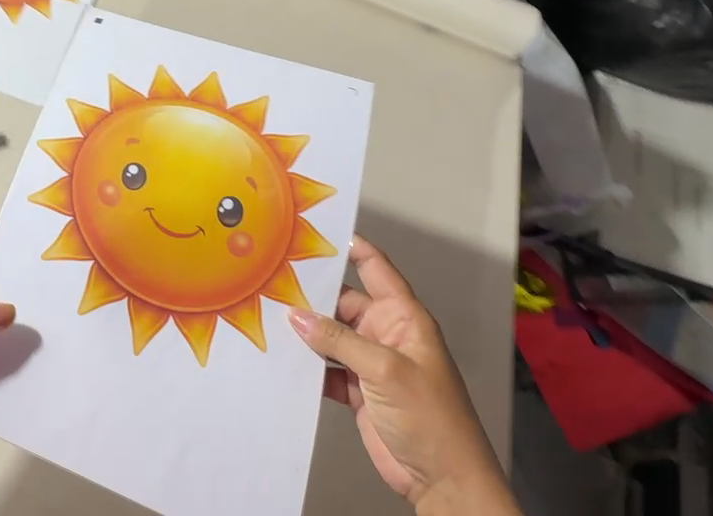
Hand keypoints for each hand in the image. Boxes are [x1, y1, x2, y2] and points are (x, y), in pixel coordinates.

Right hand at [288, 237, 514, 514]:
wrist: (443, 482)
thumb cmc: (432, 419)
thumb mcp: (385, 370)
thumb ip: (339, 340)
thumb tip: (297, 316)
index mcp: (404, 318)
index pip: (377, 270)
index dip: (353, 248)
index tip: (320, 231)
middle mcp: (386, 334)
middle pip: (343, 303)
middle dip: (312, 296)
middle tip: (273, 282)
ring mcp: (370, 363)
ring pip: (330, 336)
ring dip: (306, 333)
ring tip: (268, 318)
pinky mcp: (357, 390)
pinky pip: (326, 367)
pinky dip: (307, 364)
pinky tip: (283, 359)